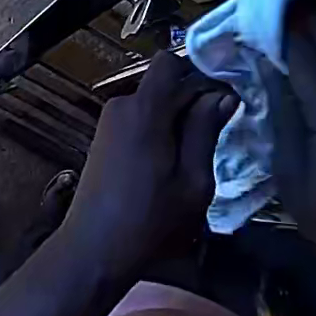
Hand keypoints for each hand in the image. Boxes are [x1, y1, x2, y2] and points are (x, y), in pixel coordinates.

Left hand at [60, 52, 236, 279]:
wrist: (91, 253)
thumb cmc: (149, 221)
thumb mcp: (193, 182)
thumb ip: (206, 132)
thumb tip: (223, 96)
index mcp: (145, 110)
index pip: (170, 61)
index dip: (198, 71)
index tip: (221, 96)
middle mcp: (123, 104)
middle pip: (165, 82)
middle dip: (192, 99)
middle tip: (215, 133)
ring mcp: (109, 120)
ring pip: (154, 101)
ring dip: (176, 118)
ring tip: (192, 155)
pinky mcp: (104, 136)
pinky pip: (140, 117)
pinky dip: (158, 129)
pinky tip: (168, 162)